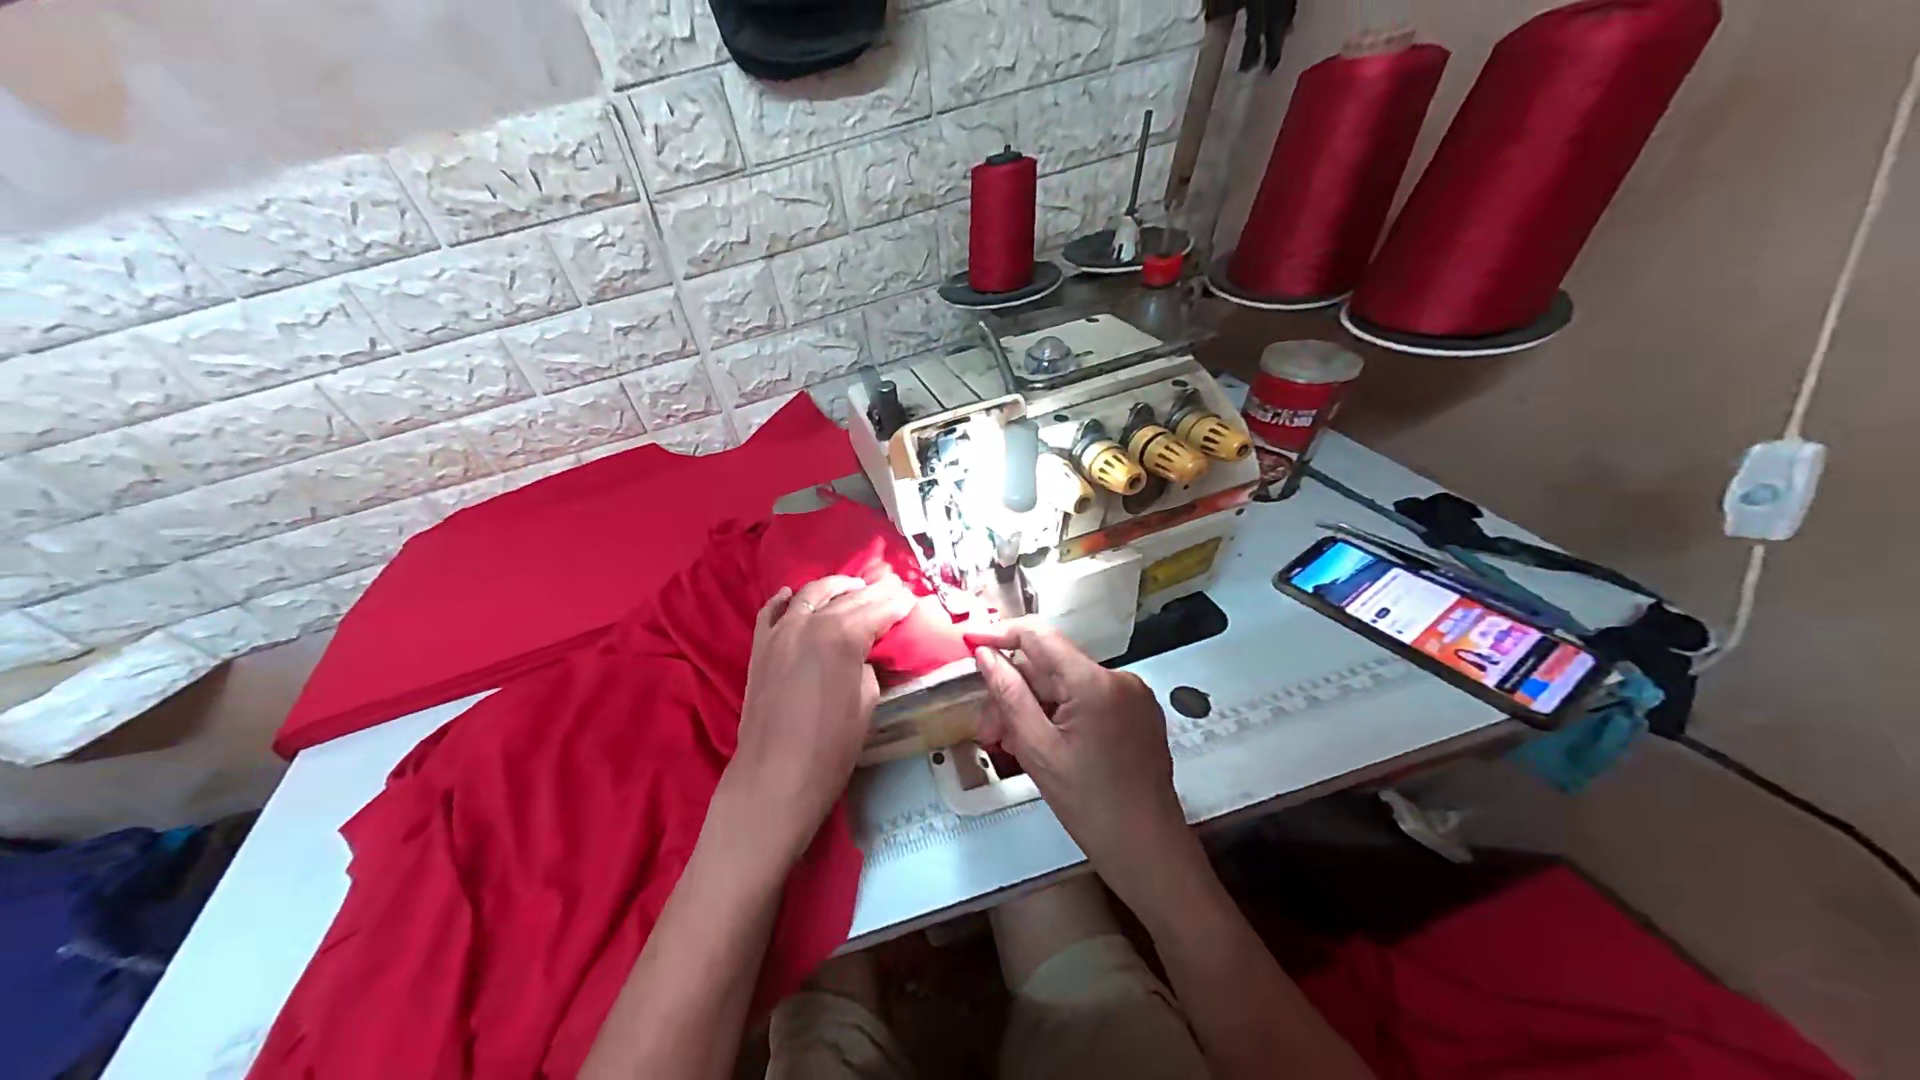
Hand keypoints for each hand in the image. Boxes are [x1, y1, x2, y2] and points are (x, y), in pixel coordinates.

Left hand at [726, 575, 915, 862]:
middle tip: (893, 588)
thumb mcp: (867, 703)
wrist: (774, 776)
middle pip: (848, 597)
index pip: (878, 609)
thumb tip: (864, 652)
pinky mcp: (759, 647)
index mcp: (842, 636)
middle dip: (874, 591)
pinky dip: (785, 599)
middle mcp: (809, 623)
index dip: (898, 604)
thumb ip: (867, 666)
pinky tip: (792, 594)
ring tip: (853, 586)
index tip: (911, 600)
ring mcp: (779, 632)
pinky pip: (770, 611)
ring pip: (810, 594)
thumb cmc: (831, 747)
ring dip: (835, 587)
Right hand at [968, 623, 1202, 906]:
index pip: (1039, 637)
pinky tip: (1042, 743)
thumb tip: (985, 654)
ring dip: (1034, 707)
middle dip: (1014, 691)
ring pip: (1068, 686)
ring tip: (1011, 743)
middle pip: (1052, 667)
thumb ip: (1009, 695)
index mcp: (1095, 682)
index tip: (968, 639)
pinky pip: (1088, 700)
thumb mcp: (1037, 750)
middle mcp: (1118, 678)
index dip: (999, 634)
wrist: (1148, 848)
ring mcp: (1133, 695)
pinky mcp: (1138, 712)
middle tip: (987, 727)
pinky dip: (1060, 714)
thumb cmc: (1090, 806)